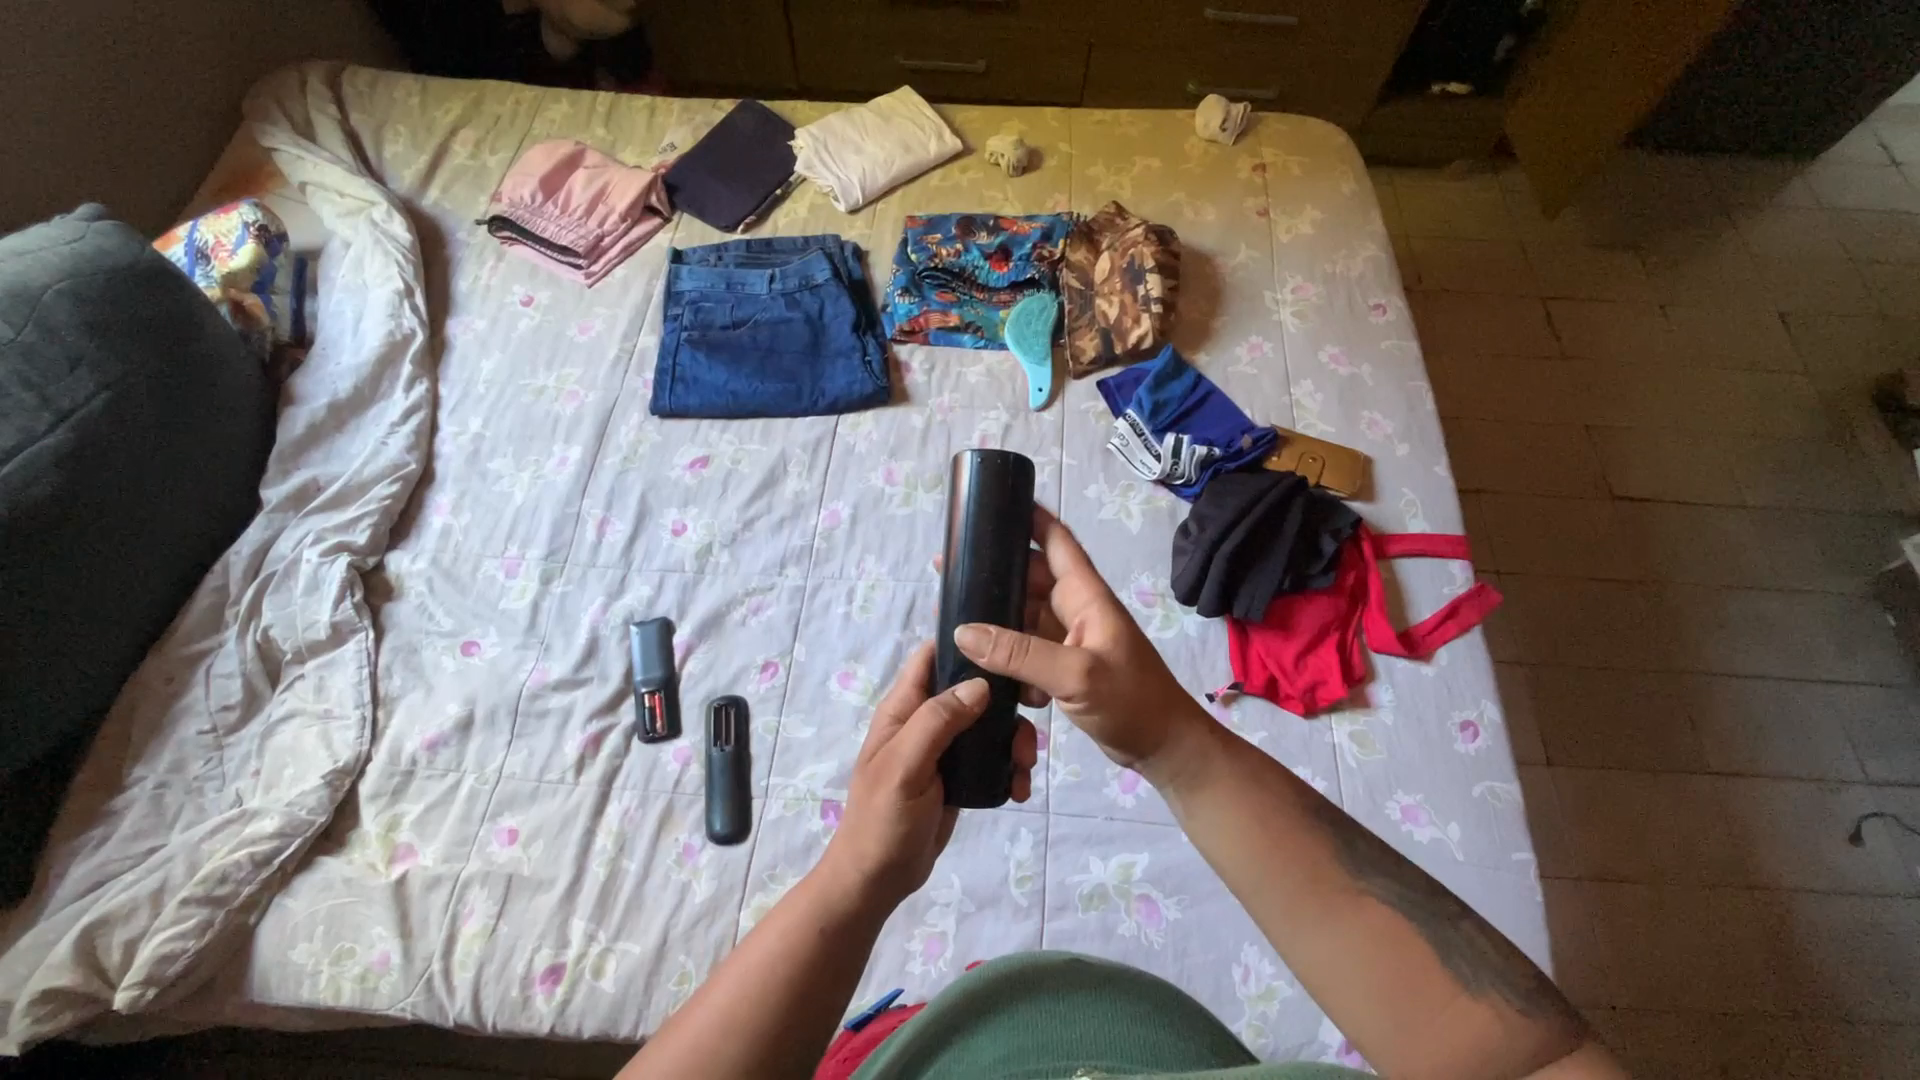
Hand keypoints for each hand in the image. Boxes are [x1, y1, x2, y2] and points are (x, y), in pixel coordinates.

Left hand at [821, 643, 1037, 910]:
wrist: (880, 879)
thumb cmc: (882, 819)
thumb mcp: (904, 766)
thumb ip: (937, 722)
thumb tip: (981, 684)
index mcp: (903, 709)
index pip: (932, 657)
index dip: (965, 645)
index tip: (1007, 650)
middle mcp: (926, 721)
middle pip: (973, 689)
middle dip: (1005, 702)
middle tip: (1028, 724)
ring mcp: (945, 749)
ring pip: (989, 725)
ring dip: (1013, 740)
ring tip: (1024, 766)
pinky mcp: (962, 776)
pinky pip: (993, 758)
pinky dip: (1010, 768)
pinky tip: (1018, 788)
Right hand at [953, 506, 1209, 780]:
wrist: (1163, 749)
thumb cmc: (1131, 701)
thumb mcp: (1075, 674)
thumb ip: (1019, 653)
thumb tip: (963, 631)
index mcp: (1086, 596)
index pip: (1056, 541)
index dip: (1030, 516)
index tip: (992, 501)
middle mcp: (1076, 610)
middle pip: (1029, 579)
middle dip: (993, 573)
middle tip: (947, 570)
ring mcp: (1070, 641)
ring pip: (1023, 618)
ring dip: (995, 622)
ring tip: (952, 618)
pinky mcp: (1064, 669)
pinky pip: (1026, 653)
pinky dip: (1008, 660)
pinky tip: (986, 672)